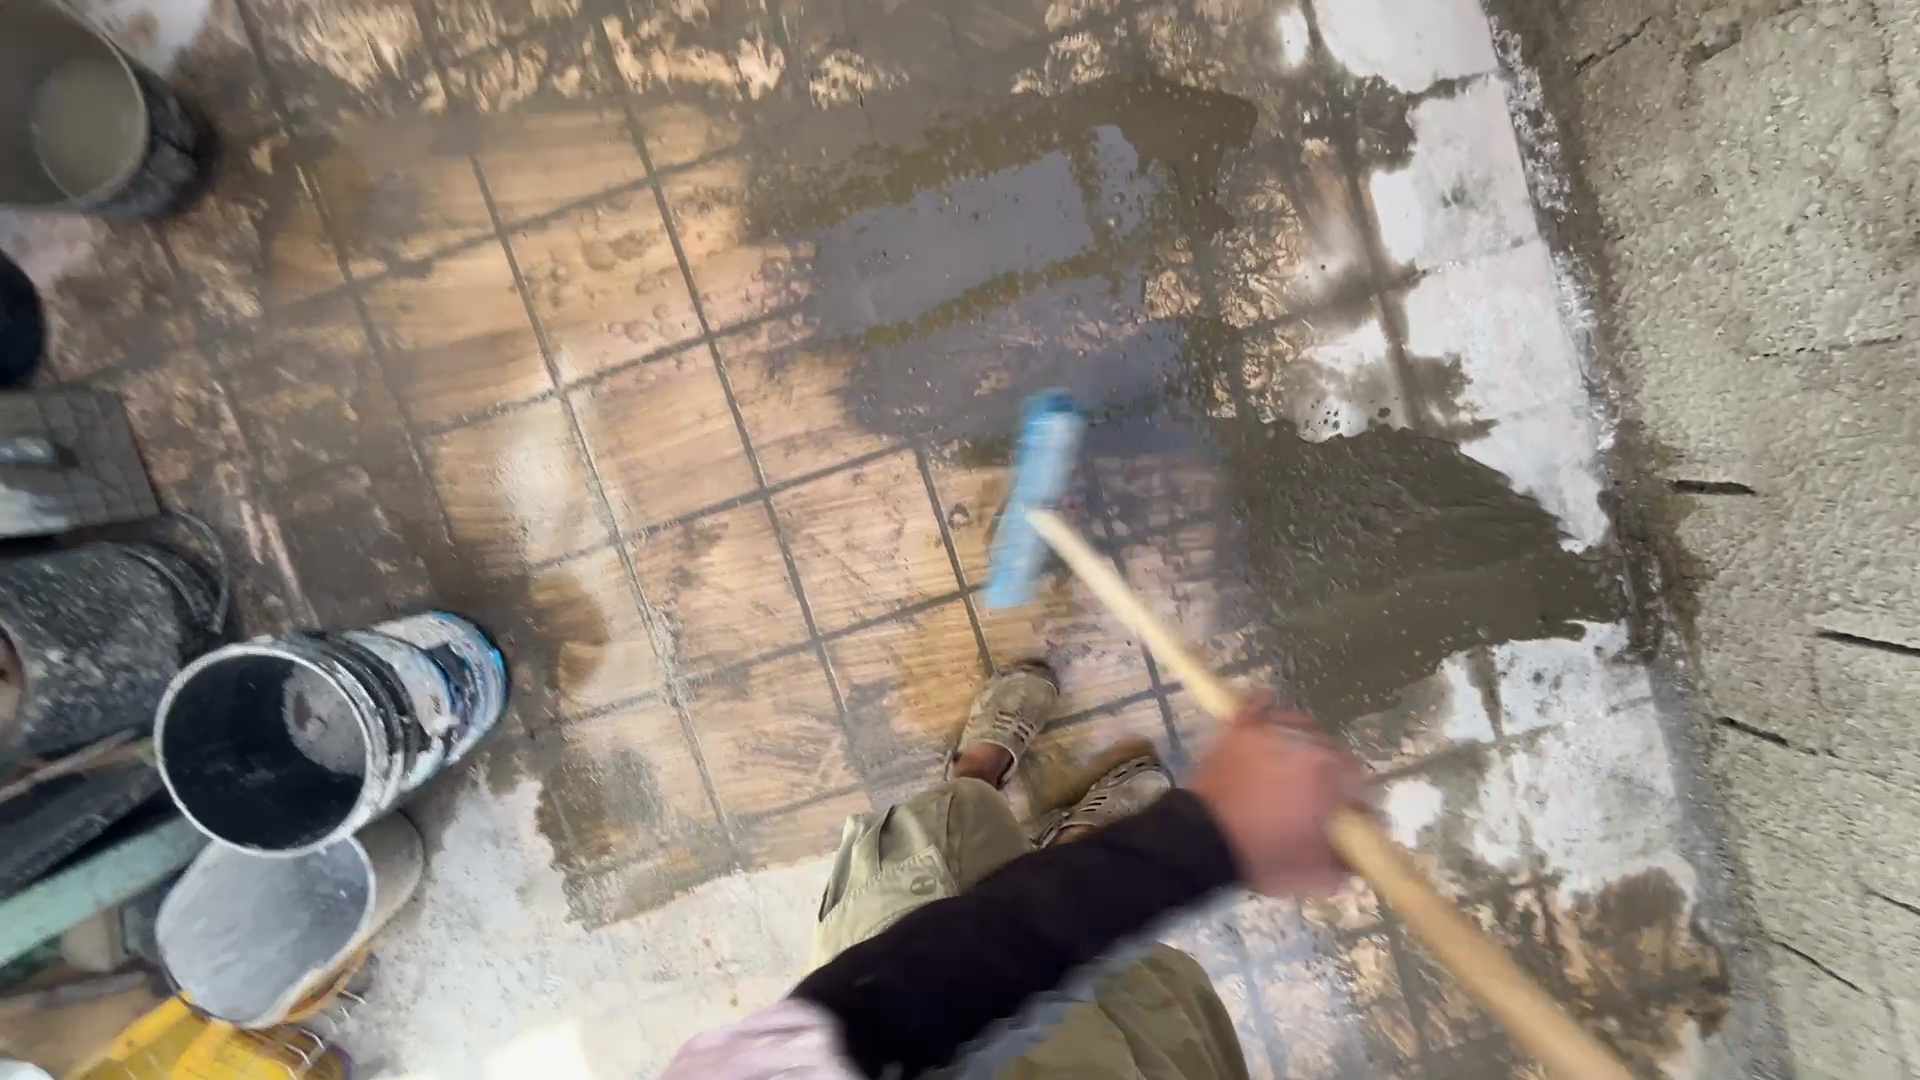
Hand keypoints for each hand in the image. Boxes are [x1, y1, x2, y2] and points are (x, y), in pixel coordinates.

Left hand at [1187, 694, 1363, 895]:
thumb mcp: (1317, 871)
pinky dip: (1267, 705)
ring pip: (1302, 725)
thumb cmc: (1264, 856)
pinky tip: (1271, 708)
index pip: (1359, 779)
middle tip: (1320, 792)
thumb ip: (1348, 859)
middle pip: (1333, 749)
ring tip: (1299, 759)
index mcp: (1329, 775)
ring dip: (1307, 741)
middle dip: (1333, 770)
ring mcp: (1268, 731)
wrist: (1203, 838)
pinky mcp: (1238, 728)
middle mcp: (1304, 744)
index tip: (1347, 813)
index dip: (1355, 797)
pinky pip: (1258, 703)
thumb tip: (1358, 850)